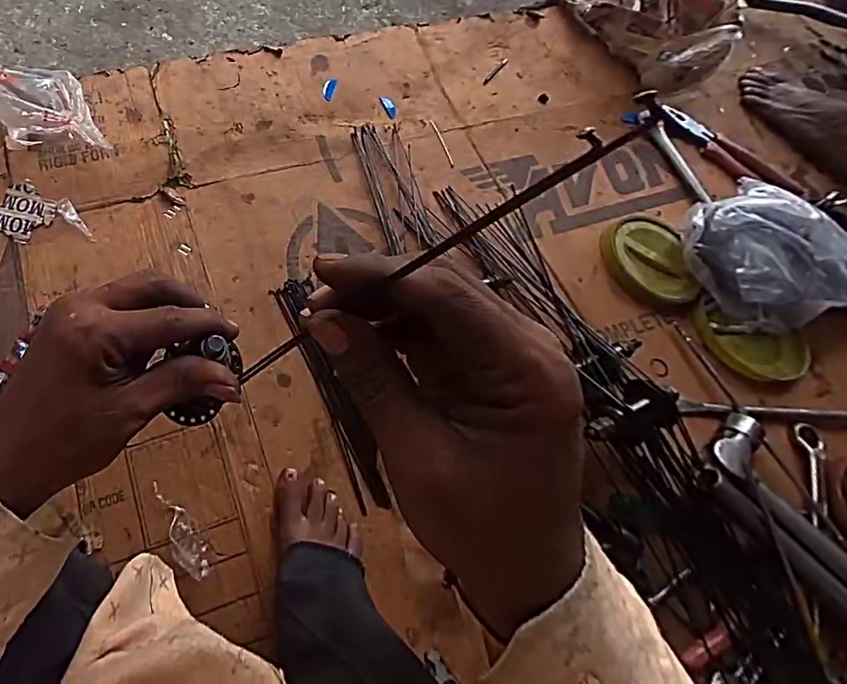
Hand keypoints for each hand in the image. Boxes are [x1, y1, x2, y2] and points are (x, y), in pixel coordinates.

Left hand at [0, 272, 240, 517]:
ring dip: (163, 308)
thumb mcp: (127, 413)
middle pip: (149, 285)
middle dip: (187, 303)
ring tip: (189, 342)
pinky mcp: (64, 317)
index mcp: (95, 329)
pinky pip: (113, 303)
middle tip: (214, 332)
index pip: (166, 316)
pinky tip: (155, 345)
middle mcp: (81, 305)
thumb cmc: (64, 443)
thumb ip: (178, 383)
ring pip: (131, 290)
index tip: (233, 334)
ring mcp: (69, 307)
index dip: (206, 324)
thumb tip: (228, 377)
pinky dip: (140, 316)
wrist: (7, 456)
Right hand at [306, 254, 585, 639]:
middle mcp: (527, 347)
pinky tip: (358, 329)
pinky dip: (392, 323)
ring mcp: (510, 353)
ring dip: (379, 301)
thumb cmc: (479, 526)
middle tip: (318, 294)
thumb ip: (371, 377)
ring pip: (434, 301)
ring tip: (328, 312)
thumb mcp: (415, 452)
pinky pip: (435, 326)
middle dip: (374, 284)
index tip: (322, 269)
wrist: (528, 576)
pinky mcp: (489, 364)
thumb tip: (322, 319)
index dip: (378, 274)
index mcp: (526, 368)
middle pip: (441, 288)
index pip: (445, 293)